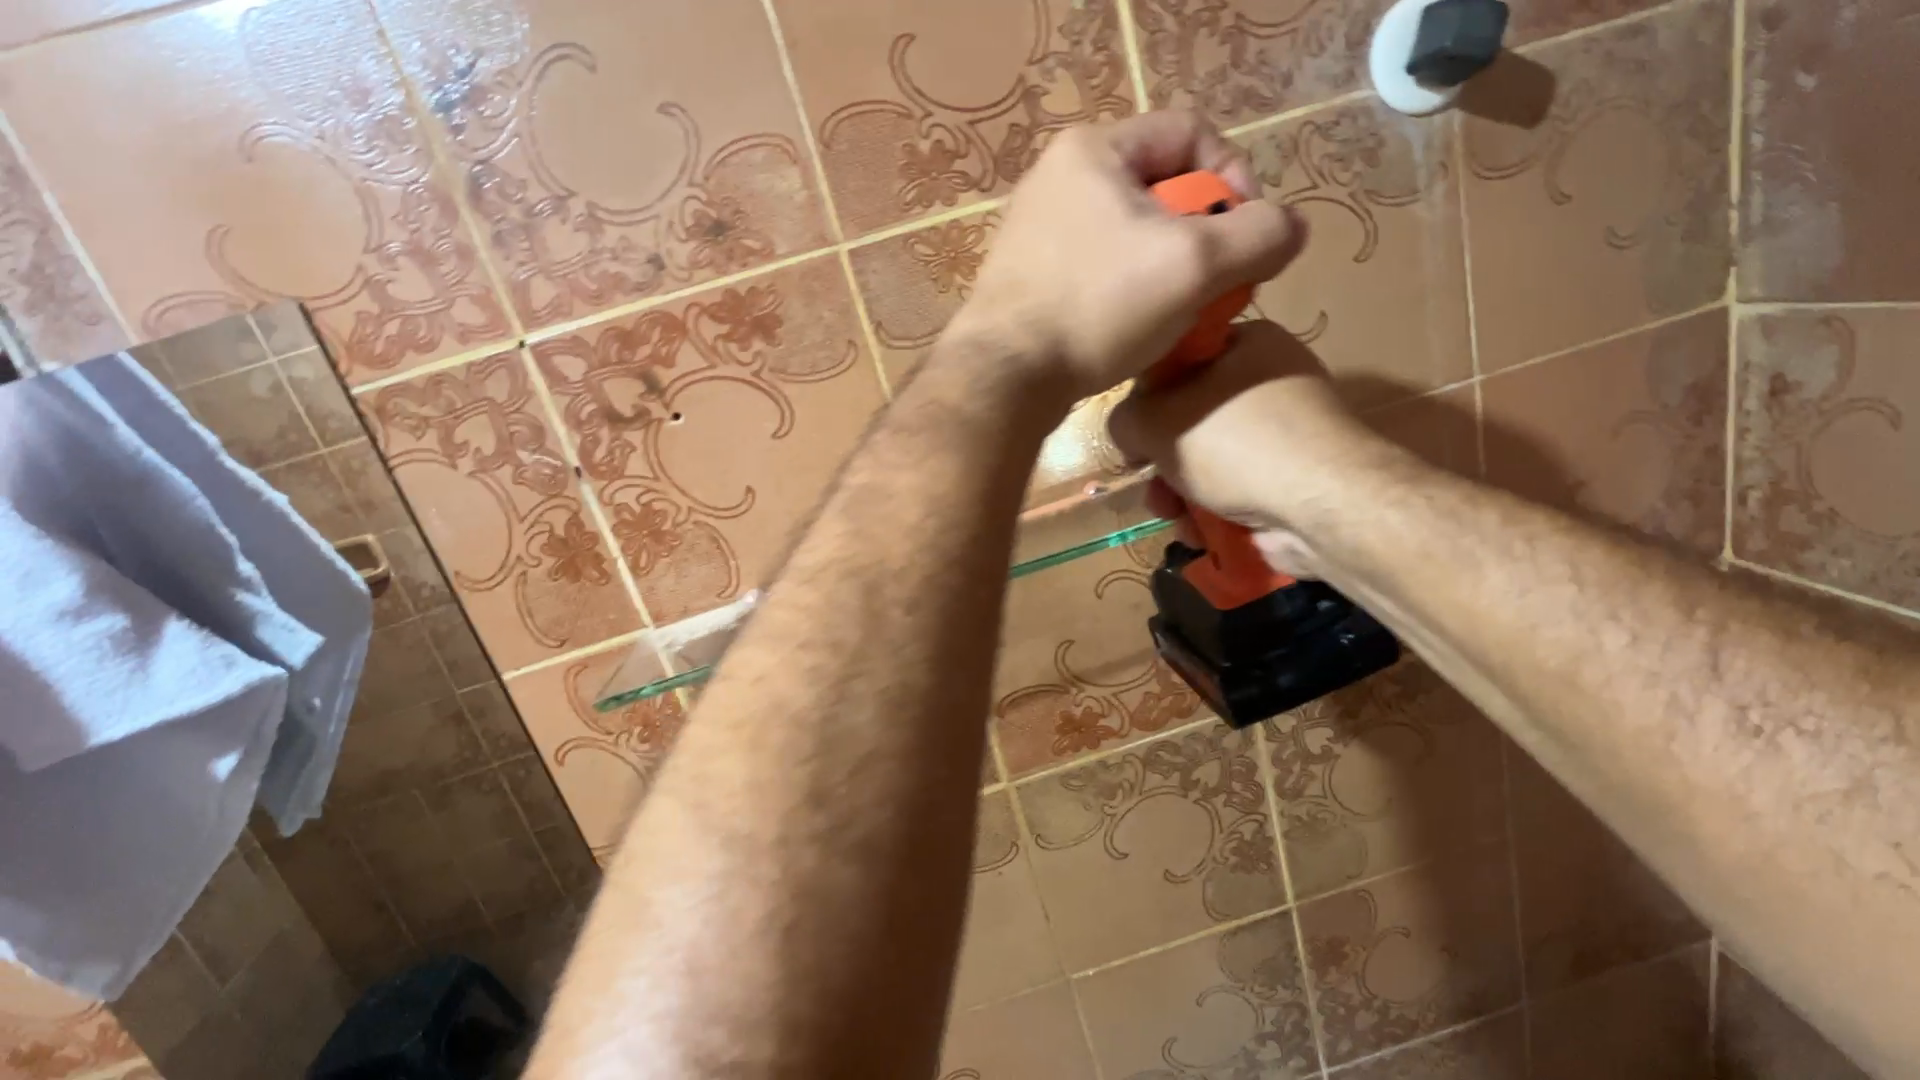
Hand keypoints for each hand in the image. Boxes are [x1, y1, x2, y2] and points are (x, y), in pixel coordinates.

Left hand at [946, 111, 1299, 405]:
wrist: (1006, 377)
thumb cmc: (1098, 307)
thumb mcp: (1195, 265)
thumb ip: (1259, 235)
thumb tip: (1291, 228)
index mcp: (1094, 150)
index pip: (1190, 133)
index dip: (1234, 175)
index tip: (1245, 234)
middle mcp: (1060, 179)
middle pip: (1163, 186)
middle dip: (1204, 232)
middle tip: (1220, 281)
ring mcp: (1040, 230)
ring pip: (1134, 234)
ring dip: (1173, 269)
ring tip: (1189, 312)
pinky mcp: (1032, 277)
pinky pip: (1104, 269)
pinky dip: (1135, 292)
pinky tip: (1147, 330)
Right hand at [1108, 321, 1387, 575]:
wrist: (1323, 505)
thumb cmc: (1236, 444)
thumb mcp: (1157, 422)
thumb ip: (1124, 420)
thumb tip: (1127, 433)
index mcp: (1248, 343)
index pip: (1180, 361)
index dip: (1146, 397)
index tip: (1130, 432)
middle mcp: (1270, 380)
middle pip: (1191, 416)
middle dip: (1162, 460)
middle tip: (1148, 485)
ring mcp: (1288, 431)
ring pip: (1210, 458)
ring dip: (1180, 492)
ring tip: (1171, 516)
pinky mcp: (1296, 476)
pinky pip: (1238, 486)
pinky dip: (1213, 509)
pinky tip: (1198, 531)